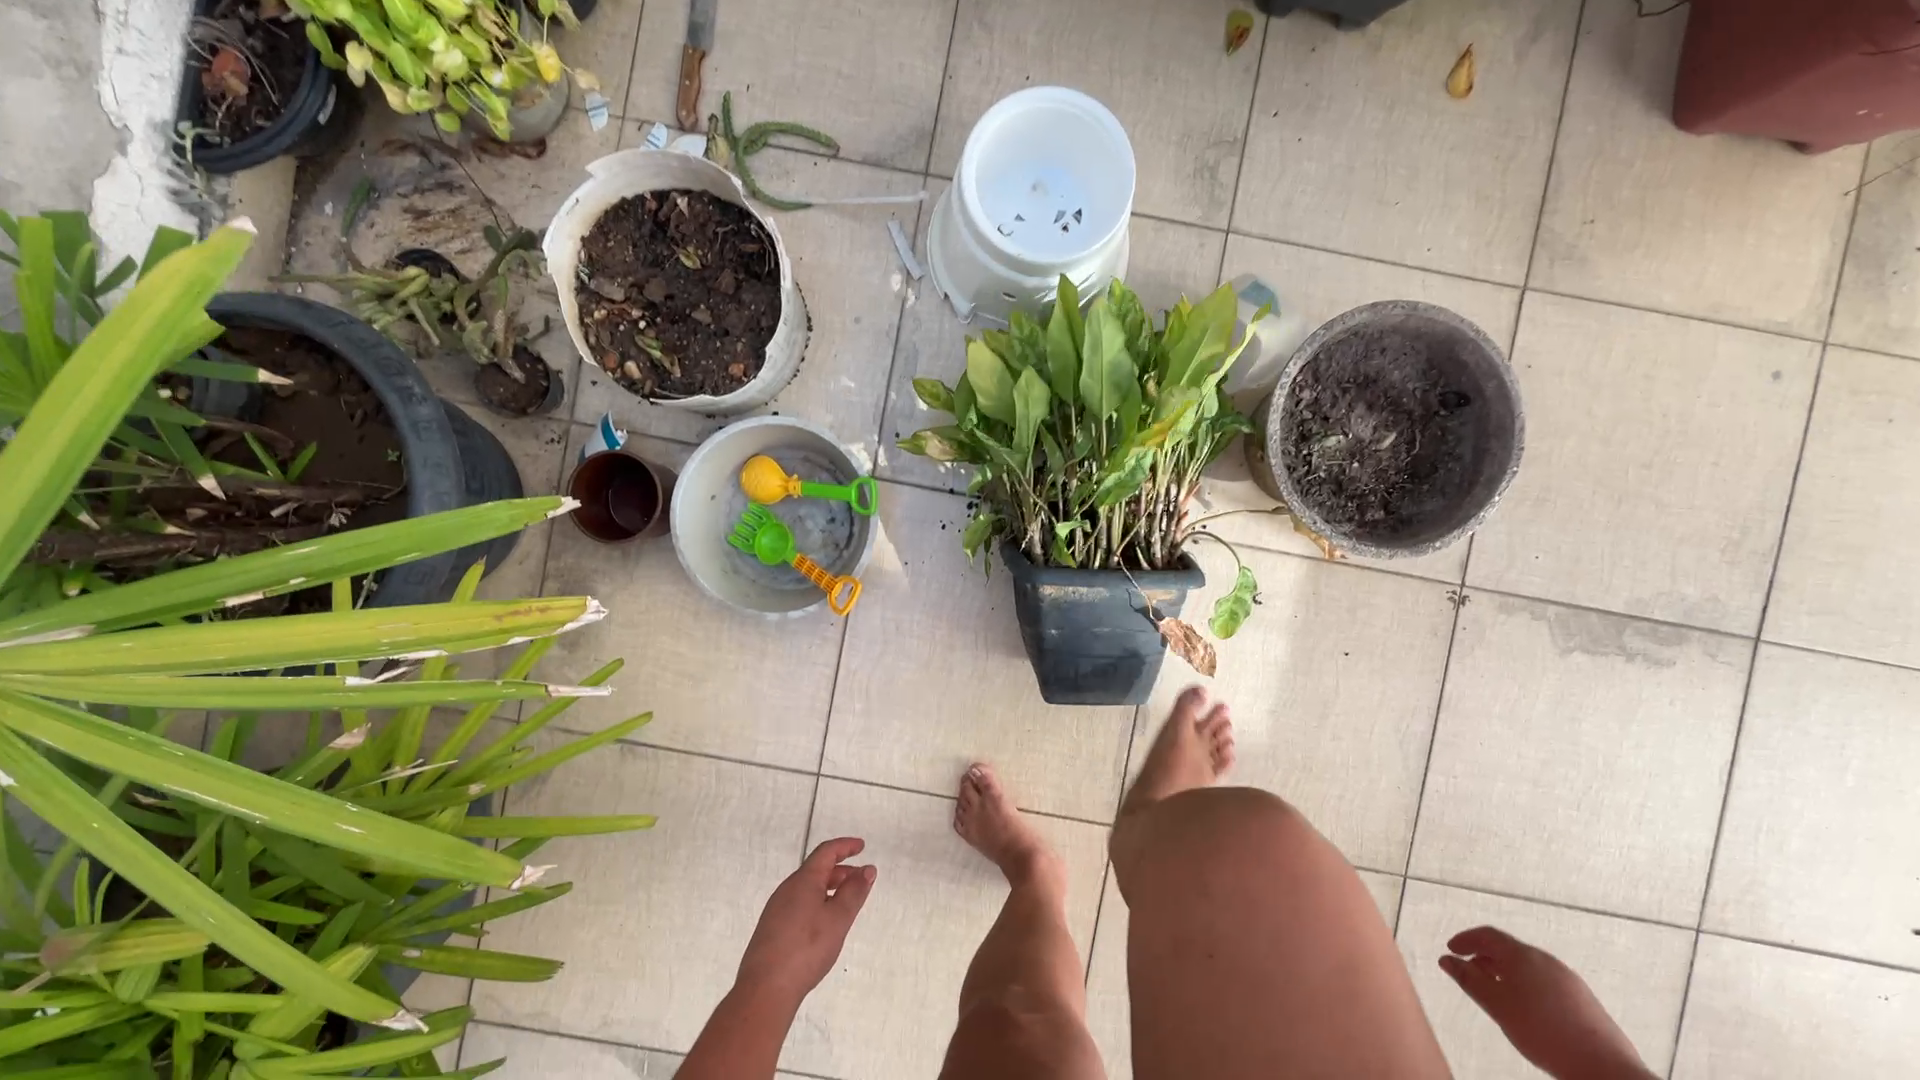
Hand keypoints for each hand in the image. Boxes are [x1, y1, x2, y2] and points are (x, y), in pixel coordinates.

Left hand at [735, 837, 876, 1003]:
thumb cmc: (806, 948)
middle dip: (841, 870)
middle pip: (816, 869)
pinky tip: (824, 924)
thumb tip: (867, 869)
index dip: (845, 846)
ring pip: (808, 888)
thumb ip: (854, 892)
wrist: (765, 988)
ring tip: (846, 903)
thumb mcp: (838, 919)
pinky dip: (817, 902)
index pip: (826, 852)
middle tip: (861, 879)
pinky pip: (799, 904)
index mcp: (803, 881)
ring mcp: (776, 910)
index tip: (861, 846)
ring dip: (829, 888)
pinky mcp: (772, 929)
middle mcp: (787, 890)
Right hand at [1440, 926, 1655, 1079]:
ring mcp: (1568, 979)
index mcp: (1523, 956)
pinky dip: (1525, 984)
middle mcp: (1546, 960)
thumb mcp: (1497, 1006)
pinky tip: (1526, 1008)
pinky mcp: (1583, 998)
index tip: (1451, 950)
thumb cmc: (1541, 1031)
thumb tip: (1446, 959)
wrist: (1603, 1066)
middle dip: (1485, 957)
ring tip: (1495, 992)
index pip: (1488, 935)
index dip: (1466, 939)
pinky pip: (1545, 981)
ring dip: (1505, 972)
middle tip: (1469, 972)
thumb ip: (1470, 980)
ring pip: (1528, 966)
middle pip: (1509, 949)